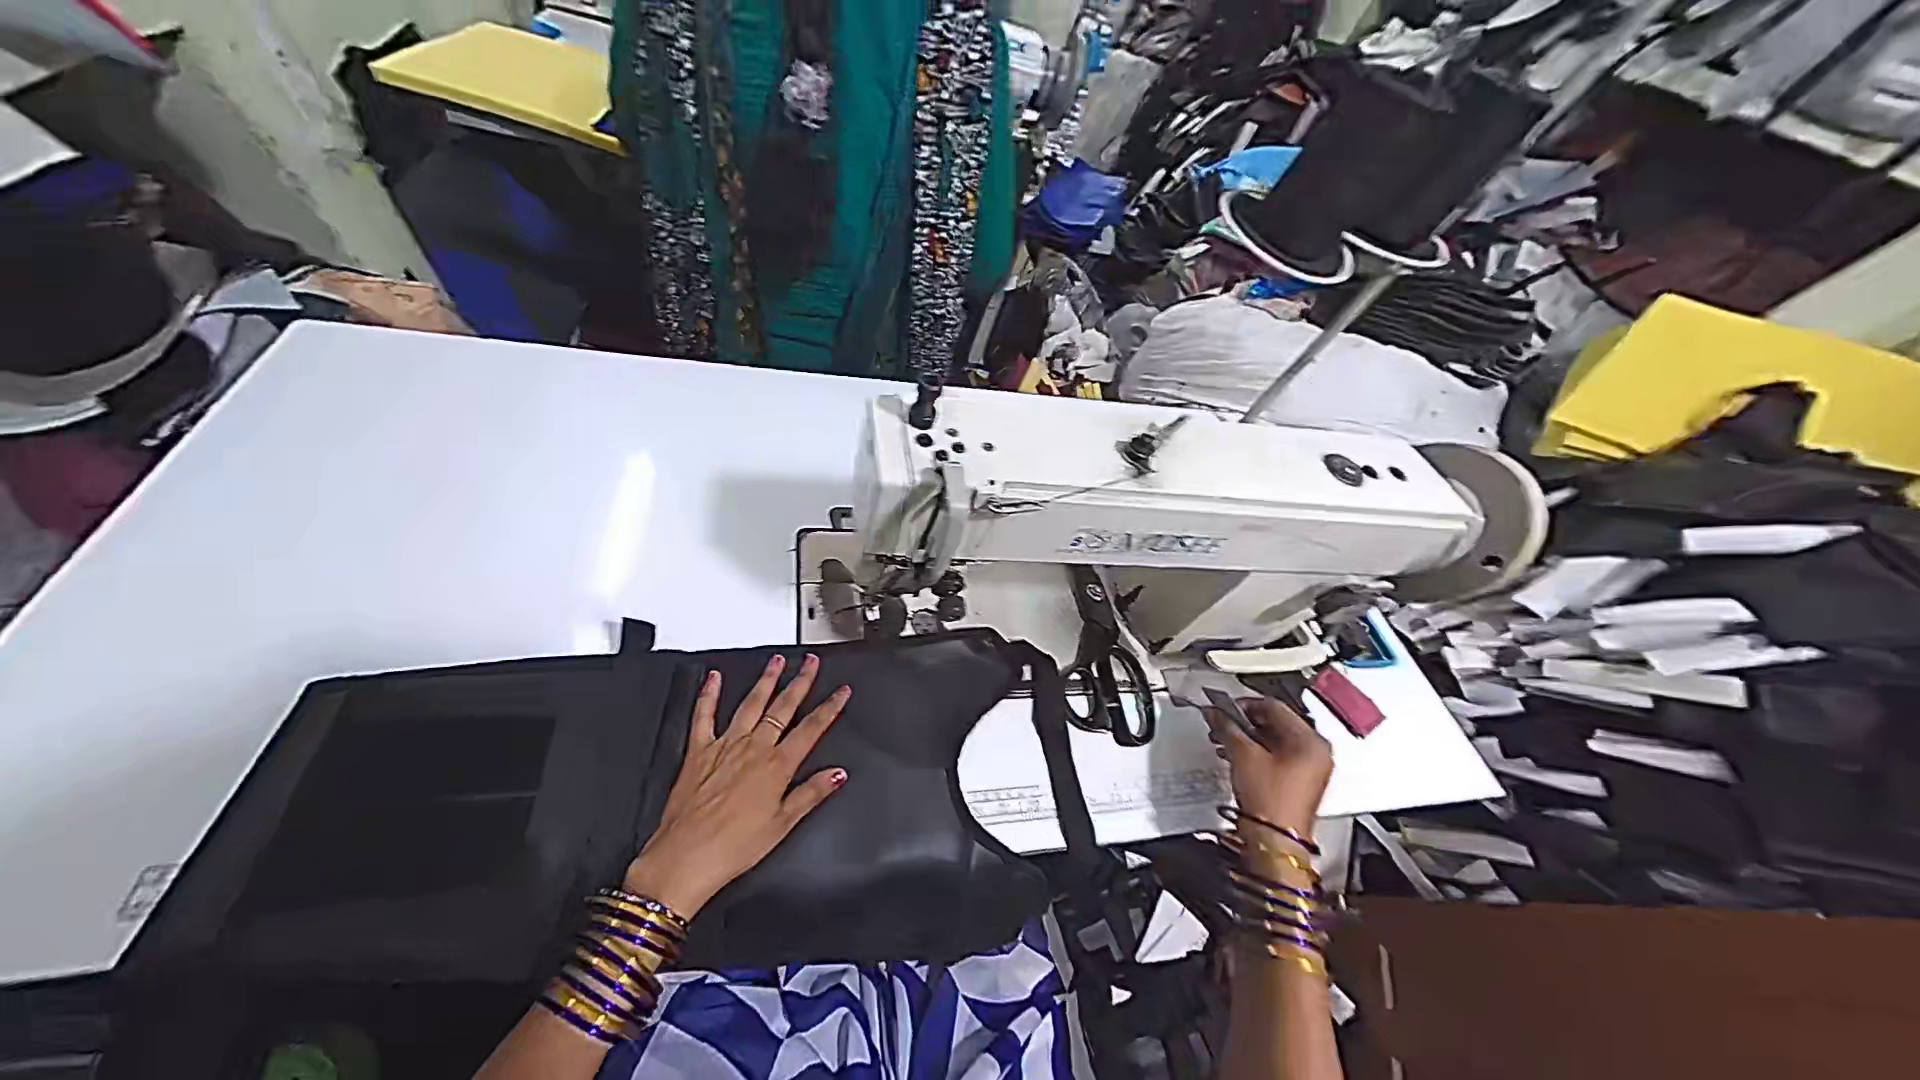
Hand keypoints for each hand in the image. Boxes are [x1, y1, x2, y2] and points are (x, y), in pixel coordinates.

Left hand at [623, 654, 850, 918]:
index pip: (811, 728)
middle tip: (811, 663)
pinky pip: (703, 715)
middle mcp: (752, 749)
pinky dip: (709, 694)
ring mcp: (725, 747)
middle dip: (801, 682)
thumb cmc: (731, 847)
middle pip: (783, 707)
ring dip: (766, 680)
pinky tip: (714, 678)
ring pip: (751, 704)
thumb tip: (837, 775)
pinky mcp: (698, 752)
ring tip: (777, 661)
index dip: (830, 707)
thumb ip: (812, 794)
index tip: (841, 692)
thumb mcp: (782, 824)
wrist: (685, 858)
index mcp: (776, 767)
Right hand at [1204, 697, 1332, 838]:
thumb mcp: (1243, 754)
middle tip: (1224, 723)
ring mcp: (1310, 768)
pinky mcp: (1300, 781)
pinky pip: (1278, 755)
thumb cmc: (1270, 802)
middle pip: (1276, 722)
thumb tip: (1217, 714)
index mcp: (1310, 741)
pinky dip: (1257, 751)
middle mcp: (1316, 752)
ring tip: (1226, 740)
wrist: (1274, 839)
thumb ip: (1228, 727)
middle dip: (1245, 722)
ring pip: (1275, 739)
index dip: (1244, 705)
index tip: (1225, 708)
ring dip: (1248, 737)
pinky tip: (1238, 755)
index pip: (1274, 706)